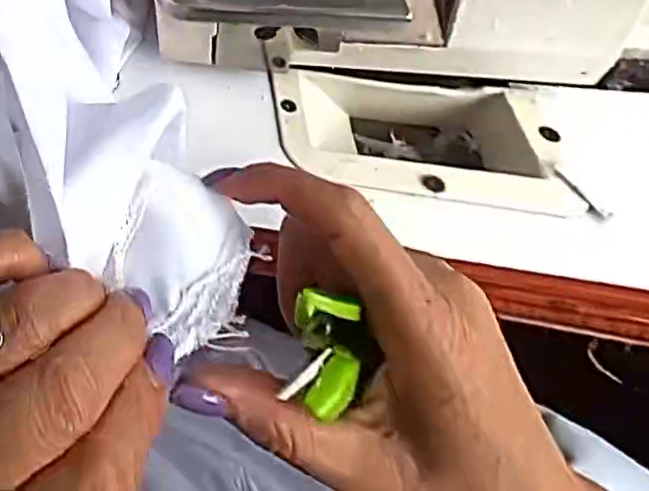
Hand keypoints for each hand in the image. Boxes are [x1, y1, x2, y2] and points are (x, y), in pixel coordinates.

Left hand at [0, 230, 169, 489]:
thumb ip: (85, 459)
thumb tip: (146, 367)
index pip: (98, 472)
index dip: (141, 405)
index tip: (154, 362)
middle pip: (64, 388)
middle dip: (118, 336)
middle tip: (130, 316)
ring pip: (23, 319)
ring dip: (78, 292)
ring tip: (90, 295)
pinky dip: (15, 253)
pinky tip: (34, 269)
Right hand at [179, 165, 578, 490]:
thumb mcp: (362, 469)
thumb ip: (276, 421)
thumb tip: (206, 383)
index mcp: (425, 317)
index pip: (344, 216)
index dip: (278, 186)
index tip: (230, 187)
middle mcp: (438, 281)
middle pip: (331, 230)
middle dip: (295, 275)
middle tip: (308, 344)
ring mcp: (442, 281)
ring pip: (343, 244)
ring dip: (315, 290)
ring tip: (340, 360)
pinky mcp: (439, 289)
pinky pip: (366, 261)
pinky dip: (339, 296)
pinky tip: (357, 351)